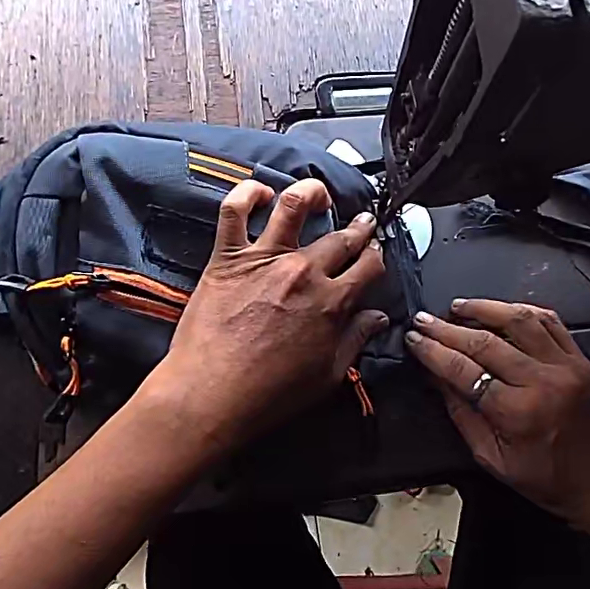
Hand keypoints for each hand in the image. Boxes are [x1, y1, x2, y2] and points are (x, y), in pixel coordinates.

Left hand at [144, 178, 387, 442]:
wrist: (212, 394)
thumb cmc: (268, 393)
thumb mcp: (328, 374)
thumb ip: (356, 340)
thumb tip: (377, 319)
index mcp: (332, 302)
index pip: (368, 264)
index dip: (377, 256)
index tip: (375, 254)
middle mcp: (302, 272)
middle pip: (340, 237)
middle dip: (358, 227)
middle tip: (362, 223)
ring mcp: (264, 260)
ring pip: (294, 206)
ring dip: (312, 193)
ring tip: (319, 194)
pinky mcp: (228, 259)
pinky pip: (234, 211)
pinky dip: (247, 194)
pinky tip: (260, 193)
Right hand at [406, 299, 589, 536]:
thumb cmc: (555, 482)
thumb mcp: (494, 460)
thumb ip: (462, 416)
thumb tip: (437, 380)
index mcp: (519, 413)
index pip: (463, 370)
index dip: (432, 351)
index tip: (415, 340)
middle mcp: (544, 382)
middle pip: (485, 341)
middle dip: (446, 328)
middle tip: (424, 320)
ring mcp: (566, 366)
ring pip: (519, 320)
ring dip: (483, 308)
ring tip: (456, 306)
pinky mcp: (581, 360)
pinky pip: (550, 321)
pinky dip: (522, 311)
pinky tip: (502, 309)